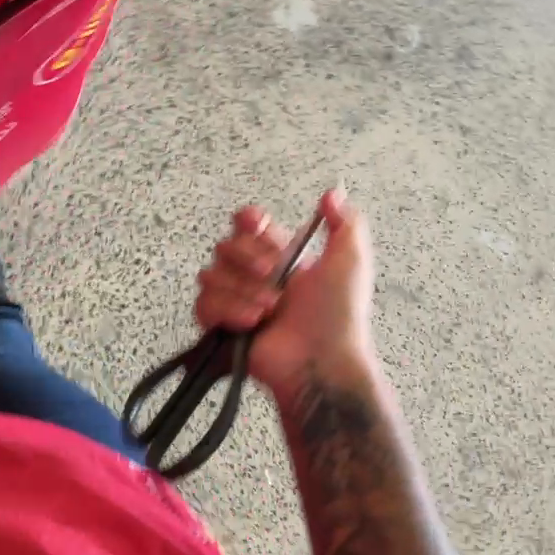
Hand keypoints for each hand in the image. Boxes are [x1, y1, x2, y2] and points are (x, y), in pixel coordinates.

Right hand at [196, 189, 376, 396]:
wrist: (321, 362)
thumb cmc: (339, 317)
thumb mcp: (350, 264)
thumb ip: (345, 224)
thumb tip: (332, 192)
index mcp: (278, 257)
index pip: (247, 224)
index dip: (249, 222)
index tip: (259, 224)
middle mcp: (252, 275)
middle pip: (225, 245)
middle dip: (250, 260)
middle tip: (275, 277)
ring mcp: (233, 300)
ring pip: (212, 274)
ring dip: (243, 291)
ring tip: (270, 310)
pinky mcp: (219, 325)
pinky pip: (204, 304)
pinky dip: (229, 311)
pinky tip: (252, 322)